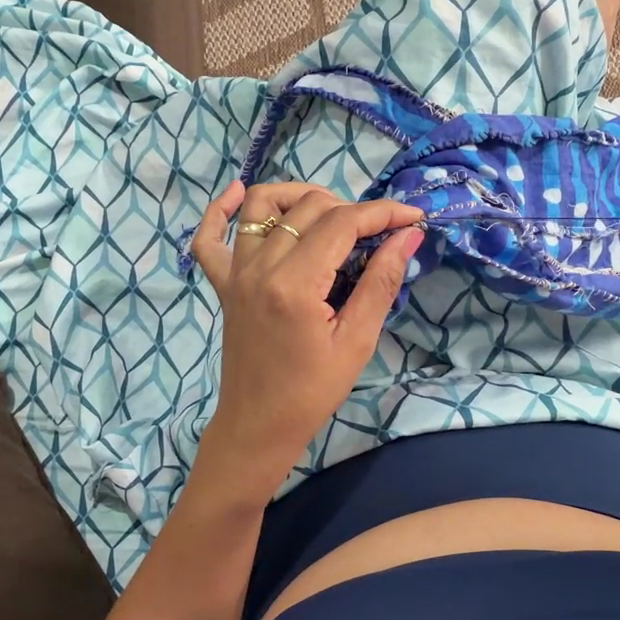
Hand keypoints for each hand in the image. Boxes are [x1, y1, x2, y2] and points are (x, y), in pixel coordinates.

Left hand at [190, 181, 424, 487]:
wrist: (258, 425)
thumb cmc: (311, 392)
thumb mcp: (356, 342)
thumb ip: (379, 283)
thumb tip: (408, 237)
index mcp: (295, 284)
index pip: (342, 223)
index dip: (382, 213)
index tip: (412, 218)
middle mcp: (259, 268)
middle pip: (307, 208)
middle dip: (351, 208)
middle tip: (378, 233)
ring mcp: (235, 274)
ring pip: (261, 206)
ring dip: (297, 197)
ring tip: (329, 212)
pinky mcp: (223, 285)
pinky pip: (208, 238)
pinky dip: (219, 211)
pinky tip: (237, 194)